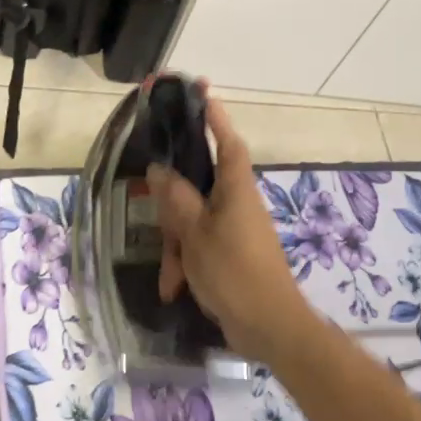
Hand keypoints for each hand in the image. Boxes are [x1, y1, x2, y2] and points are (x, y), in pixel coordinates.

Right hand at [148, 95, 322, 363]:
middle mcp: (235, 203)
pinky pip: (196, 246)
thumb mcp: (196, 233)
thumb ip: (176, 198)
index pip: (225, 141)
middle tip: (151, 206)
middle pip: (196, 183)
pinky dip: (184, 264)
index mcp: (234, 189)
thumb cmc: (235, 273)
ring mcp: (231, 229)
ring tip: (170, 274)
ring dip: (175, 243)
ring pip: (190, 219)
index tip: (202, 90)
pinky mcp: (227, 254)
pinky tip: (173, 287)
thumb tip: (160, 168)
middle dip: (172, 202)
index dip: (213, 115)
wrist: (270, 329)